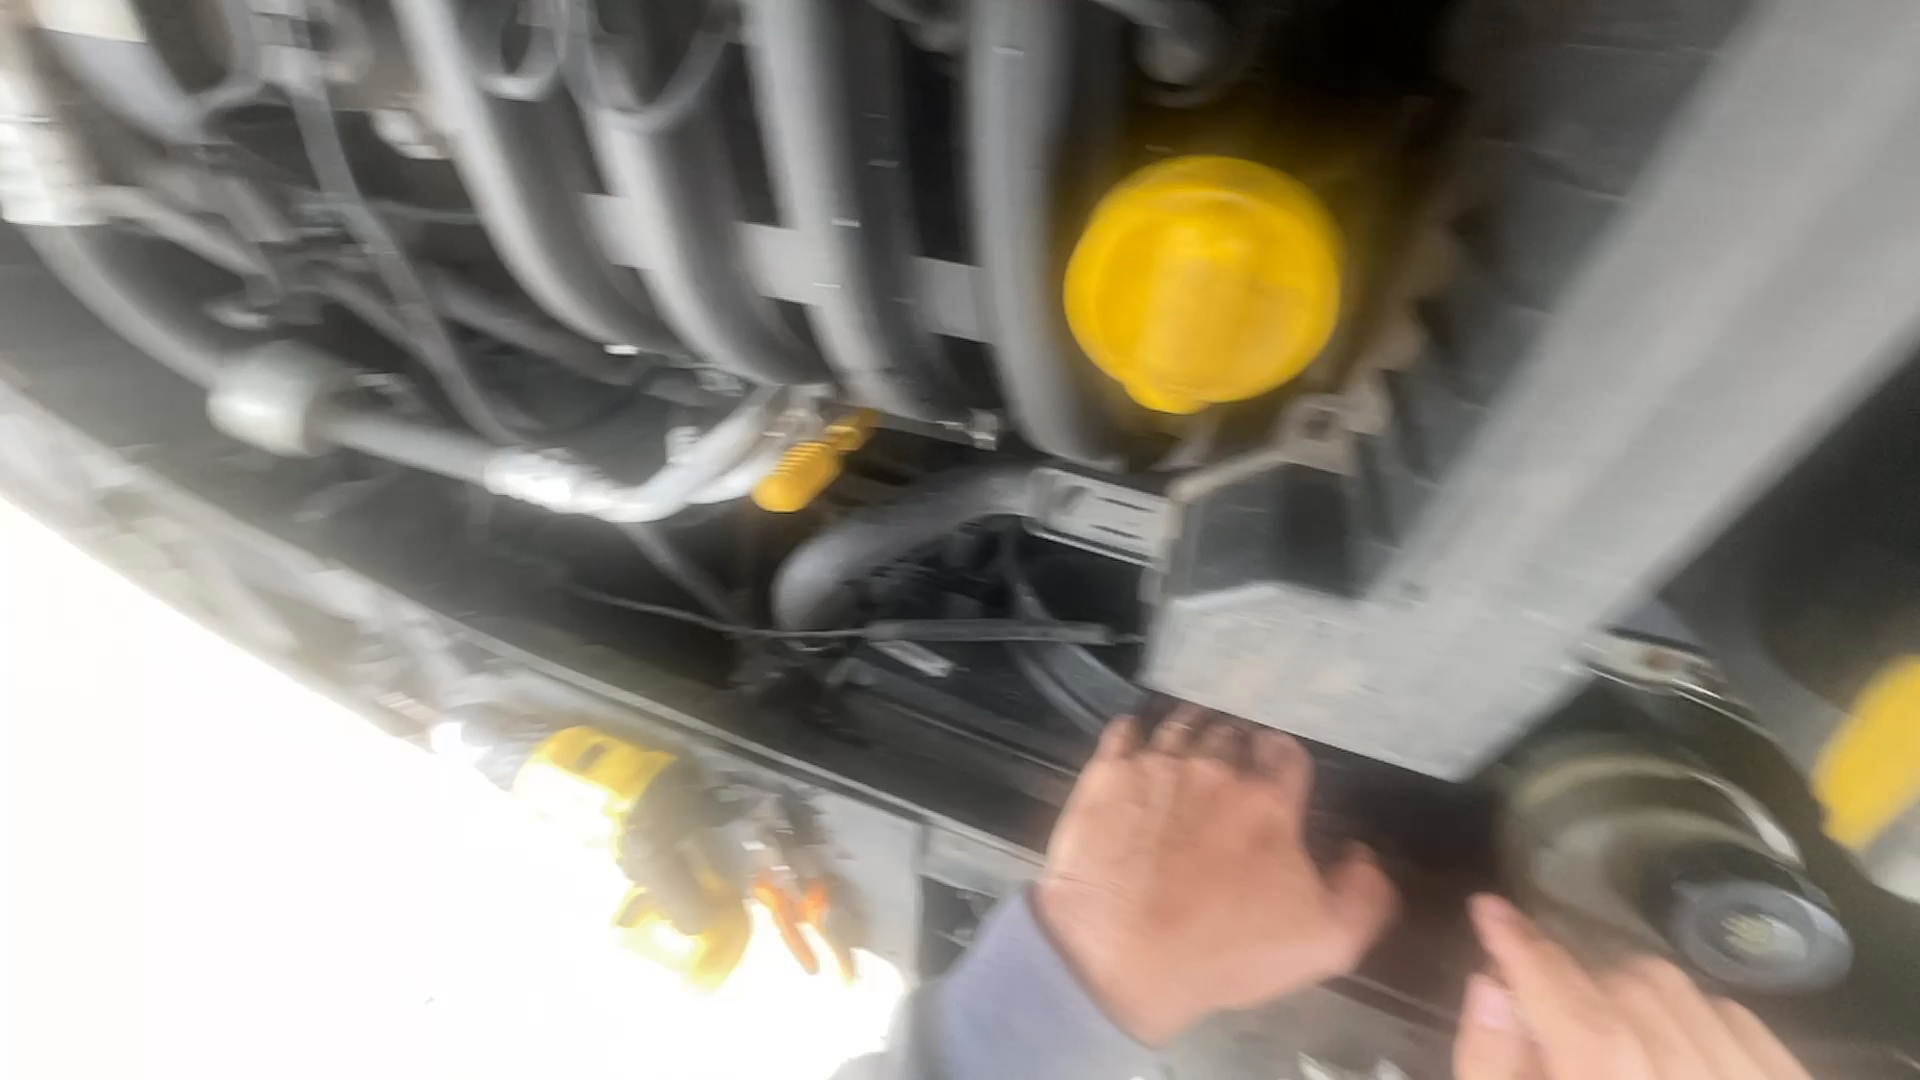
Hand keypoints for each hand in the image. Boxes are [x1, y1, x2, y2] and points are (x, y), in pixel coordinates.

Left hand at [1032, 706, 1400, 1044]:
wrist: (1122, 952)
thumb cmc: (1223, 950)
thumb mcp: (1324, 943)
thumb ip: (1363, 895)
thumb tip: (1362, 852)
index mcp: (1267, 800)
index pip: (1285, 751)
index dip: (1282, 759)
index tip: (1273, 774)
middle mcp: (1212, 766)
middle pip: (1231, 731)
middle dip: (1235, 743)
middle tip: (1228, 765)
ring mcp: (1155, 763)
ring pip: (1182, 722)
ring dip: (1191, 729)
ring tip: (1188, 745)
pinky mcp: (1108, 770)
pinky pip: (1126, 728)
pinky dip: (1135, 731)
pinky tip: (1137, 744)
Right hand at [1456, 894, 1813, 1079]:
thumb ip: (1486, 1064)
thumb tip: (1490, 984)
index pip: (1582, 1026)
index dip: (1528, 957)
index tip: (1487, 907)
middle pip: (1628, 1002)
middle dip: (1561, 965)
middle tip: (1523, 962)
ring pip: (1682, 998)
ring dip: (1616, 979)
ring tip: (1585, 995)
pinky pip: (1741, 1023)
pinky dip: (1686, 1003)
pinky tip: (1653, 1021)